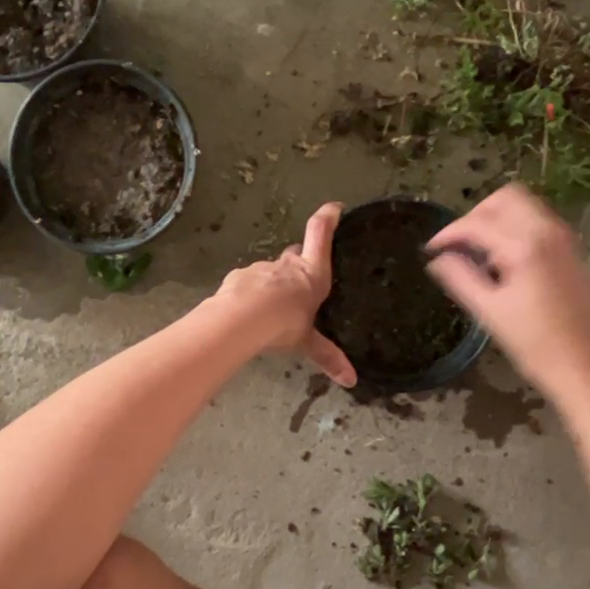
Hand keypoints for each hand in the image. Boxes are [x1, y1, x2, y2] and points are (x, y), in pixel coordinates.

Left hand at [211, 202, 357, 387]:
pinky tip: (248, 312)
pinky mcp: (238, 277)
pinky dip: (250, 293)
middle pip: (294, 253)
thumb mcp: (306, 342)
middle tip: (301, 281)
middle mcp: (287, 265)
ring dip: (272, 283)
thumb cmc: (282, 324)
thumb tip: (351, 381)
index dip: (328, 217)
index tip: (334, 207)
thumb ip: (327, 356)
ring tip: (271, 308)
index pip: (320, 234)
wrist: (240, 320)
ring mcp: (260, 269)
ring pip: (269, 271)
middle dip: (298, 261)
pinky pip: (248, 283)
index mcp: (311, 274)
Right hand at [425, 185, 589, 396]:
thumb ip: (460, 278)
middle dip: (476, 215)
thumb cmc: (534, 344)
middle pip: (506, 198)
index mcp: (524, 246)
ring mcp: (564, 239)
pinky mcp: (572, 251)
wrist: (586, 365)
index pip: (477, 223)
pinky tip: (503, 261)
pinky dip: (516, 228)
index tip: (431, 249)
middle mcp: (548, 232)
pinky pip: (538, 222)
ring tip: (478, 251)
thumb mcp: (489, 312)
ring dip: (497, 219)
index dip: (449, 233)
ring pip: (525, 206)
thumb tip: (438, 259)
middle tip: (458, 243)